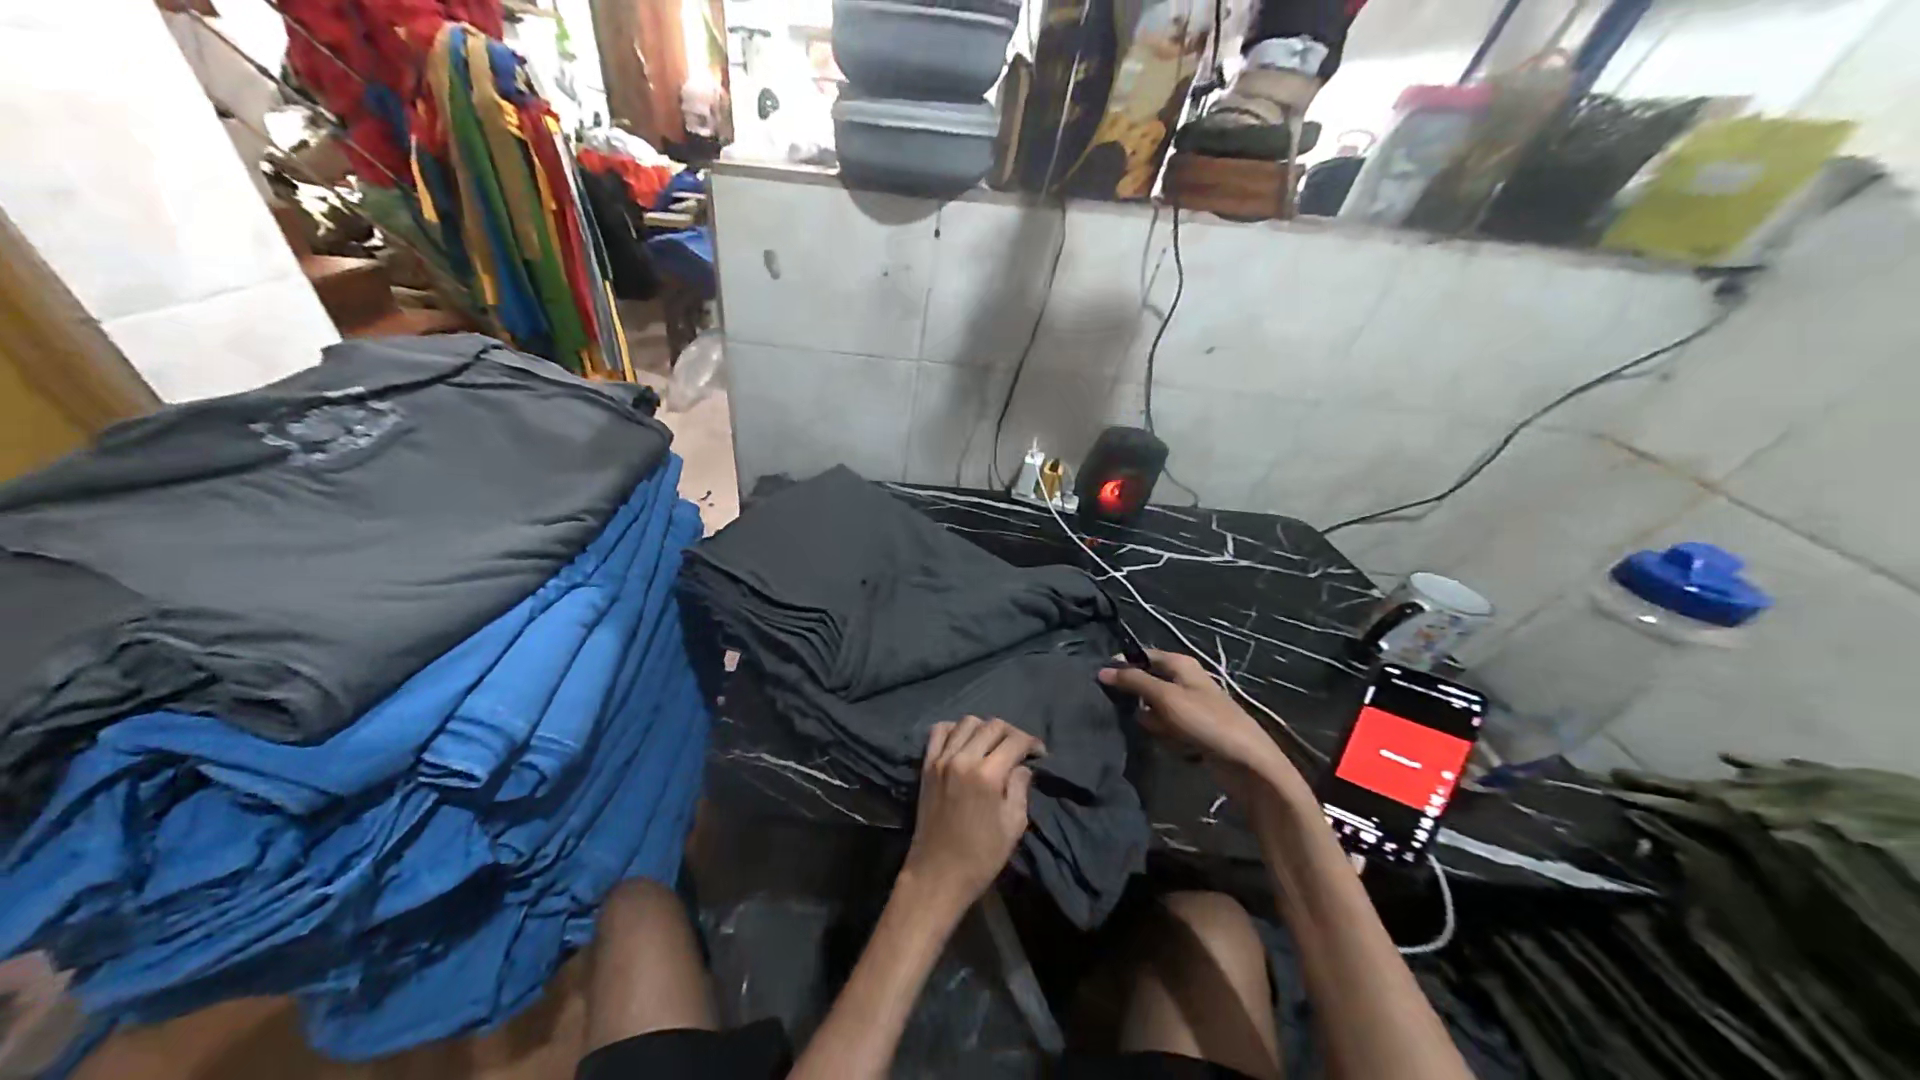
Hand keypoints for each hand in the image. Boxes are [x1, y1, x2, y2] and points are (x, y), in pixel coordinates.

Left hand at [901, 716, 1041, 913]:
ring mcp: (941, 759)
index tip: (1039, 753)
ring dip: (985, 728)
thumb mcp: (1013, 825)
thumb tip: (1021, 766)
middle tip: (1019, 749)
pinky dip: (955, 729)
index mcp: (988, 775)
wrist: (937, 874)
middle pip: (993, 725)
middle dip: (1012, 733)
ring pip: (967, 722)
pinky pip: (939, 731)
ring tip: (993, 745)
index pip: (1015, 740)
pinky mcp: (926, 765)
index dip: (1032, 742)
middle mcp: (963, 759)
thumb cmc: (981, 856)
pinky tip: (964, 742)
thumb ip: (1020, 788)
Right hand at [1099, 650, 1308, 800]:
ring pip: (1154, 707)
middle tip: (1113, 705)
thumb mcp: (1165, 697)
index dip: (1121, 665)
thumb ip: (1133, 681)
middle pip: (1147, 681)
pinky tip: (1163, 742)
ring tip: (1143, 727)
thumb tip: (1102, 670)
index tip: (1098, 678)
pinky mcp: (1193, 728)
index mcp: (1181, 664)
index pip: (1142, 656)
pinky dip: (1162, 732)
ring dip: (1148, 718)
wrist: (1246, 761)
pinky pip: (1166, 725)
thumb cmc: (1205, 721)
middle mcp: (1185, 680)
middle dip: (1133, 695)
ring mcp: (1190, 705)